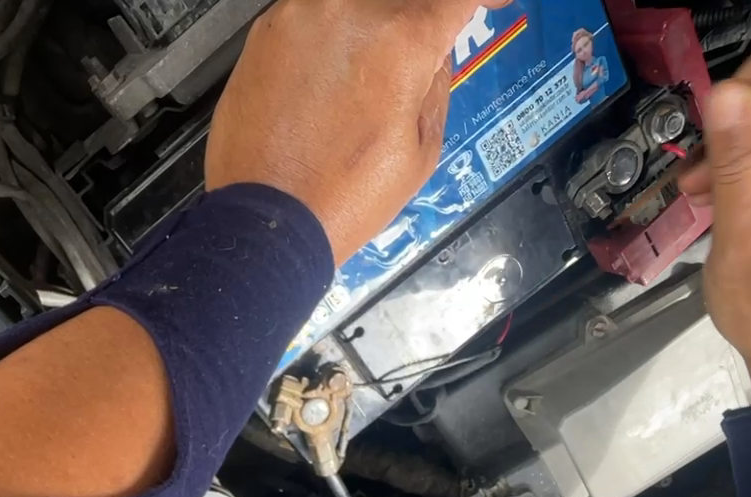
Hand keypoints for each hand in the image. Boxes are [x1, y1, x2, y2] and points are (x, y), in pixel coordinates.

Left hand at [206, 0, 503, 264]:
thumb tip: (435, 51)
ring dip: (371, 31)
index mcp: (401, 42)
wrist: (268, 221)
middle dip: (415, 24)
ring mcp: (302, 13)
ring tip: (362, 84)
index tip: (484, 5)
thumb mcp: (419, 156)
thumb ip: (435, 86)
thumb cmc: (341, 202)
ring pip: (356, 5)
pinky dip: (331, 38)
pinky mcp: (267, 30)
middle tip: (411, 62)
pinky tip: (327, 86)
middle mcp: (350, 9)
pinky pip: (315, 14)